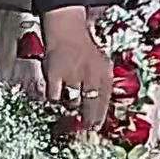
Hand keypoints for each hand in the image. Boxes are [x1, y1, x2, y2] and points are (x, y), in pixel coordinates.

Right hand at [40, 7, 113, 130]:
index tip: (96, 127)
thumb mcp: (101, 64)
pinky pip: (55, 97)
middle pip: (90, 104)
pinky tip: (54, 105)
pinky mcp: (55, 75)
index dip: (100, 116)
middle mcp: (90, 74)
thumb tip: (100, 108)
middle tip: (84, 128)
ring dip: (71, 109)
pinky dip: (54, 102)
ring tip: (69, 115)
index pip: (105, 100)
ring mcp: (72, 75)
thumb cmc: (83, 48)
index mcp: (104, 72)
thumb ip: (101, 84)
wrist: (66, 30)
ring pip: (73, 102)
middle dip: (88, 119)